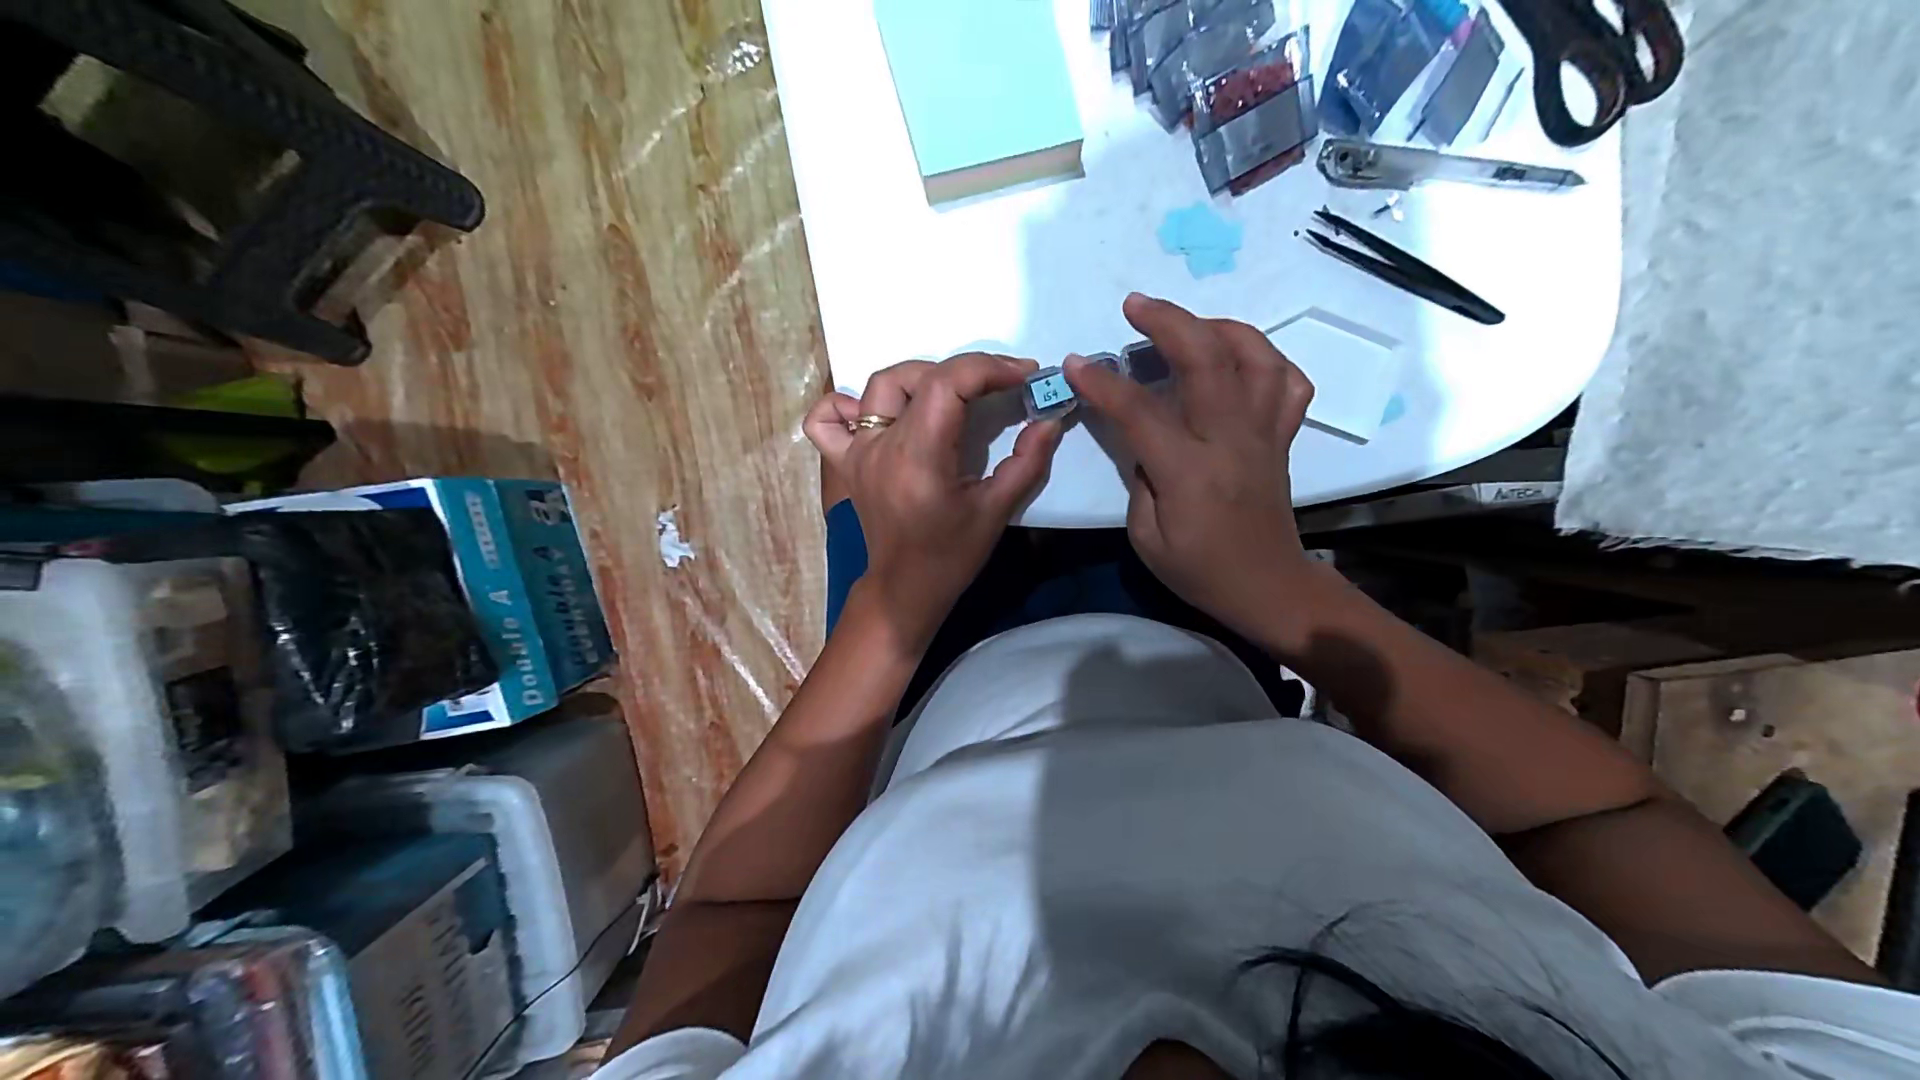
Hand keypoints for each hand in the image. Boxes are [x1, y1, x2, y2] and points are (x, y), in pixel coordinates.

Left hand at [805, 353, 1062, 649]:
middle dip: (966, 371)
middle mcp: (881, 446)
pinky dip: (845, 406)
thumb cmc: (952, 555)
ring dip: (920, 377)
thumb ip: (1027, 461)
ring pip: (878, 387)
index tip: (1023, 375)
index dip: (989, 367)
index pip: (947, 382)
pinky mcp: (846, 463)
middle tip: (998, 389)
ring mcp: (857, 453)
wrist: (905, 588)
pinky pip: (826, 421)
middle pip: (917, 377)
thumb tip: (1050, 419)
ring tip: (951, 394)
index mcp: (918, 457)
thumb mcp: (997, 511)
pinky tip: (877, 413)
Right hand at [1065, 294, 1316, 641]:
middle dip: (1168, 322)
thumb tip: (1142, 437)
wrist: (1268, 587)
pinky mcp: (1282, 438)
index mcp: (1190, 472)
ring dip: (1220, 327)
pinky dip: (1265, 358)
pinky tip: (1238, 359)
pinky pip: (1288, 383)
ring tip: (1189, 324)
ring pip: (1256, 358)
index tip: (1077, 362)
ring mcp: (1264, 435)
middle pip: (1207, 360)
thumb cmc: (1199, 571)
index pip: (1141, 412)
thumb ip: (1140, 478)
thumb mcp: (1146, 536)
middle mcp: (1232, 441)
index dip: (1104, 382)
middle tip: (1135, 306)